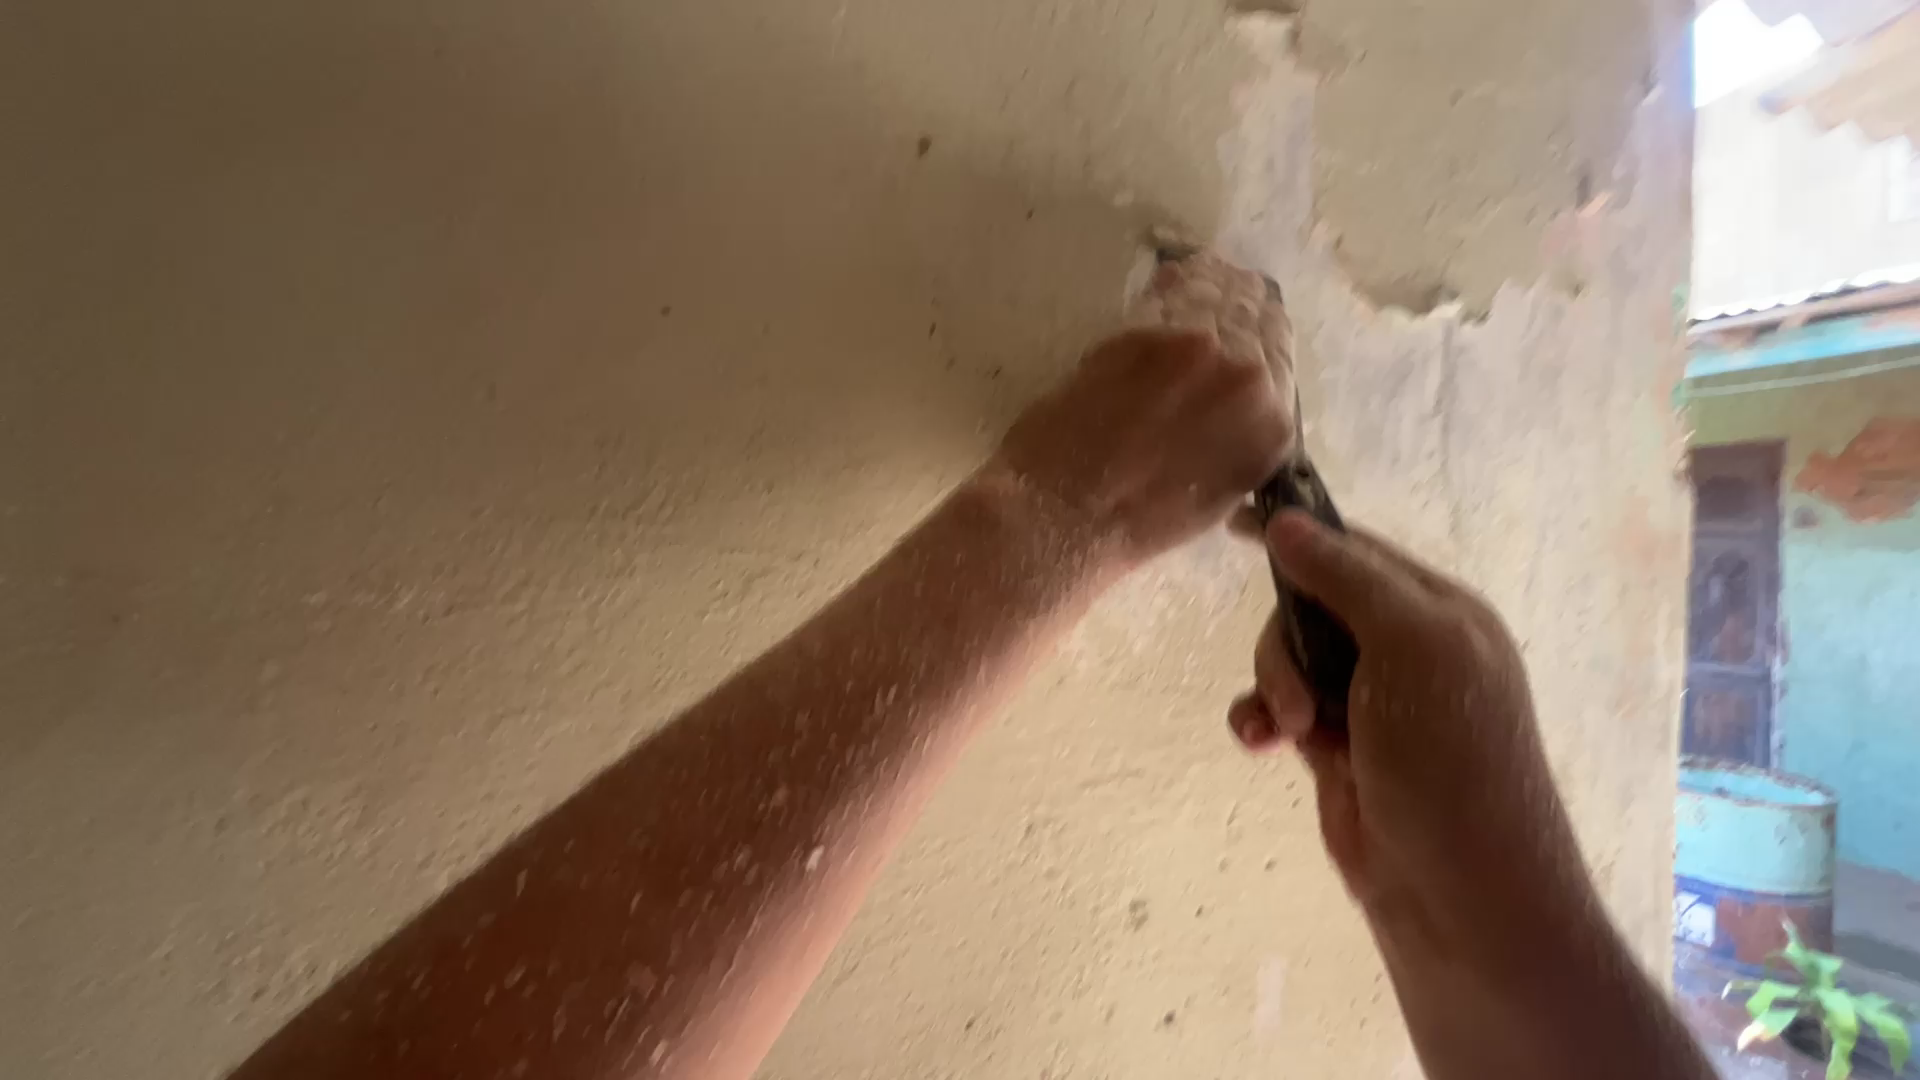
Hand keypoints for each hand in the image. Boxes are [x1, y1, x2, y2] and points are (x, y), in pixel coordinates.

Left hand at [989, 255, 1294, 564]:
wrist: (1065, 515)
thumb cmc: (1132, 522)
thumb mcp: (1214, 493)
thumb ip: (1239, 439)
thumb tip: (1238, 404)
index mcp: (1272, 428)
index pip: (1280, 352)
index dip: (1260, 333)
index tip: (1242, 323)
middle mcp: (1249, 378)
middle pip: (1255, 313)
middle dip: (1238, 303)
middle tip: (1218, 292)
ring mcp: (1199, 349)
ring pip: (1216, 292)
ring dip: (1207, 284)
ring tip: (1192, 279)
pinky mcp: (1147, 333)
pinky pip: (1170, 292)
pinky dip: (1171, 284)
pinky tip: (1167, 278)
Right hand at [1228, 512, 1595, 972]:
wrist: (1455, 891)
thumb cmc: (1448, 758)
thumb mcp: (1410, 648)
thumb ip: (1346, 578)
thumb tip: (1283, 520)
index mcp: (1435, 612)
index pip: (1354, 550)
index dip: (1297, 535)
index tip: (1235, 523)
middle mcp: (1401, 647)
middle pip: (1305, 607)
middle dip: (1285, 645)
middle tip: (1299, 696)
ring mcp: (1364, 697)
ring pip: (1283, 657)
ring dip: (1272, 688)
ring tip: (1291, 732)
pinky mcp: (1332, 740)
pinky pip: (1274, 705)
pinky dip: (1260, 718)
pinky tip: (1261, 742)